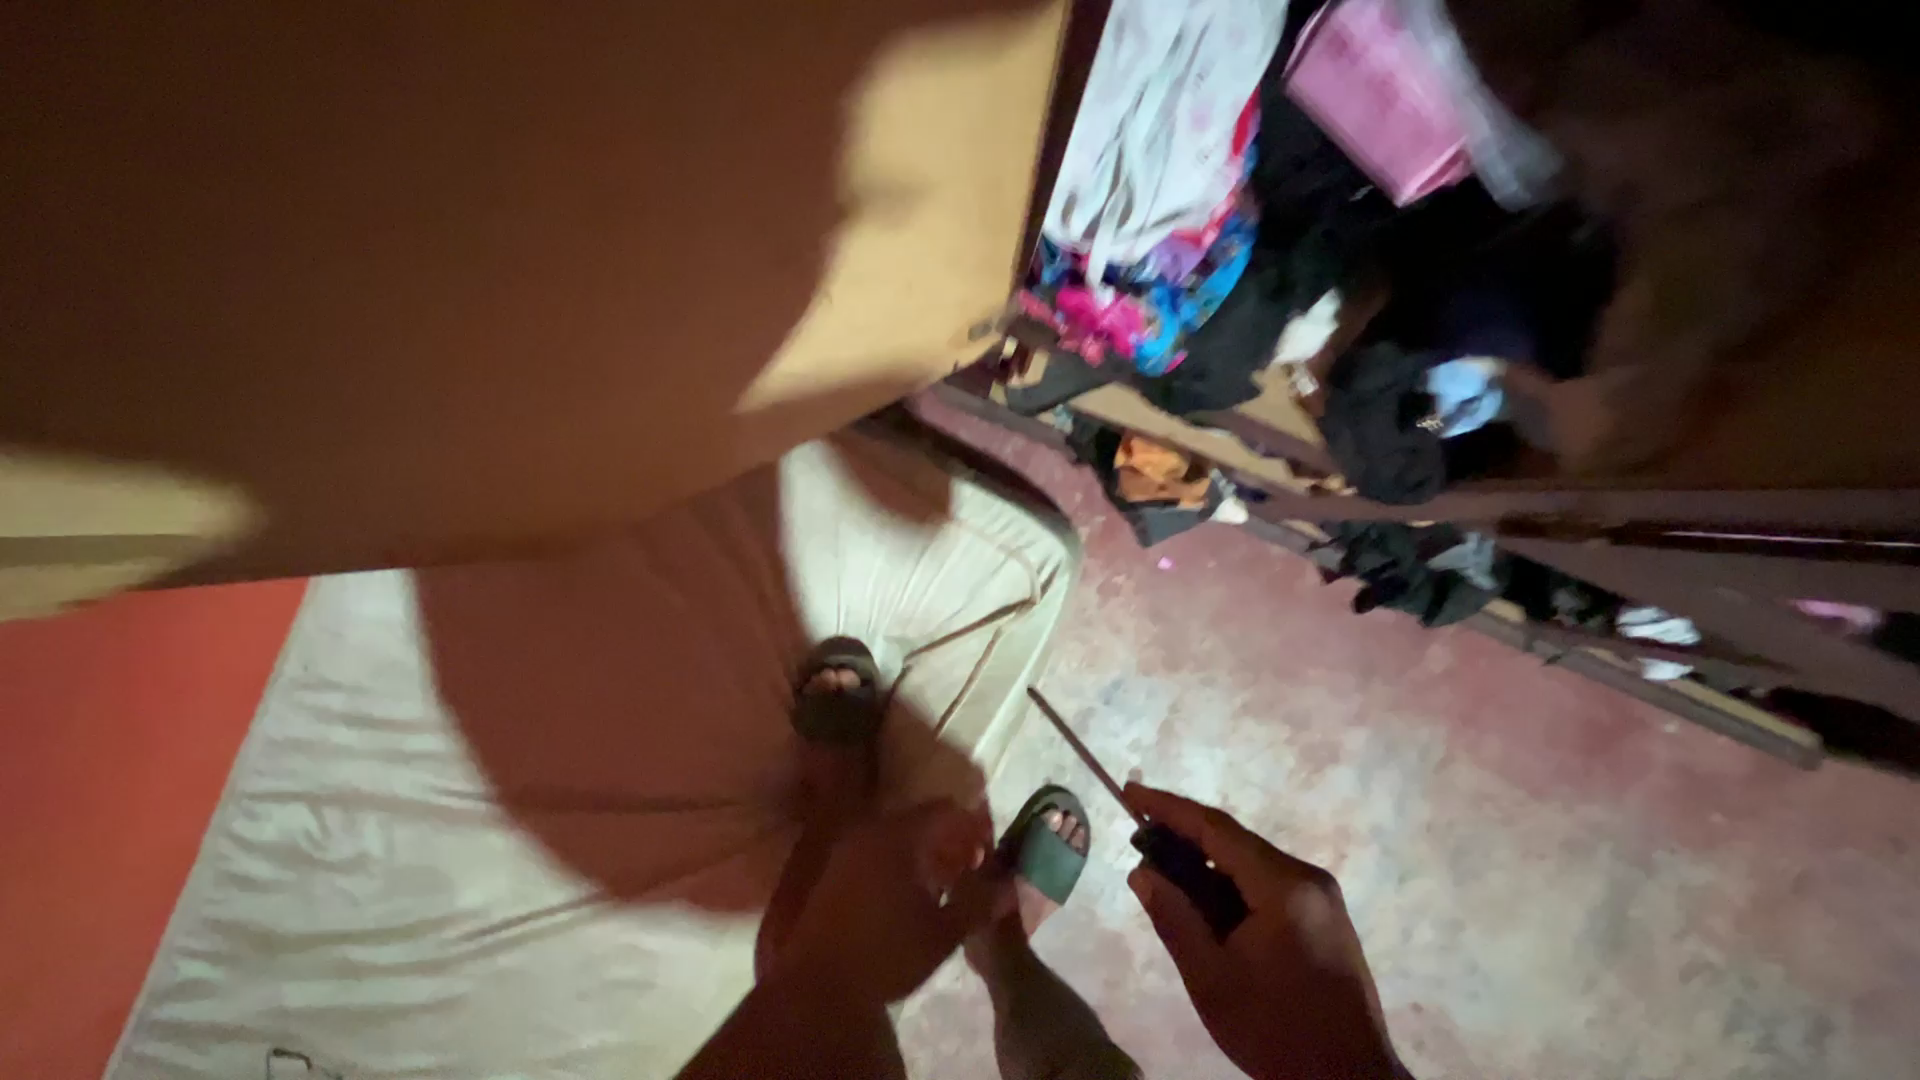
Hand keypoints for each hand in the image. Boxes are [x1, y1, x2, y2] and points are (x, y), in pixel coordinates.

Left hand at [774, 800, 1011, 1006]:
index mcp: (898, 836)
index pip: (945, 810)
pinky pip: (876, 852)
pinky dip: (899, 862)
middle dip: (950, 839)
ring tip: (945, 883)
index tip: (988, 851)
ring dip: (924, 851)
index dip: (973, 826)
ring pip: (896, 836)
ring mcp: (847, 850)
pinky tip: (911, 894)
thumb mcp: (942, 933)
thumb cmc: (887, 955)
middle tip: (971, 867)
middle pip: (920, 820)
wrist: (818, 988)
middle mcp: (870, 832)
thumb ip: (978, 904)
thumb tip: (1011, 887)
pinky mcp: (834, 872)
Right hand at [1123, 783, 1402, 1079]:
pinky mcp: (1322, 916)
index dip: (1168, 807)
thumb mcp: (1211, 978)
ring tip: (1162, 873)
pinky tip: (1203, 902)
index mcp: (1282, 885)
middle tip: (1138, 838)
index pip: (1215, 828)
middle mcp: (1306, 877)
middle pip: (1233, 841)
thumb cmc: (1276, 1031)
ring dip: (1205, 863)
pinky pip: (1265, 882)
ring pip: (1248, 862)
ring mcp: (1319, 896)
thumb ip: (1174, 918)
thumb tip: (1141, 872)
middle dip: (1183, 837)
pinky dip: (1228, 884)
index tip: (1130, 793)